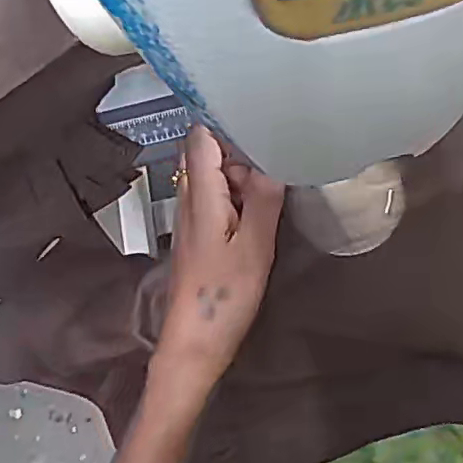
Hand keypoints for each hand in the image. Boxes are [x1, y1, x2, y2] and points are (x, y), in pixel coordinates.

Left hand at [149, 125, 284, 409]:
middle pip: (206, 153)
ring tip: (271, 190)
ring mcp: (191, 218)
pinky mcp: (199, 235)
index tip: (259, 119)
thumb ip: (264, 199)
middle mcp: (189, 199)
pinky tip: (259, 212)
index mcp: (200, 195)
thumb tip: (274, 158)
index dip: (225, 121)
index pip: (200, 137)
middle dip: (240, 151)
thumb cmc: (224, 295)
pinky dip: (237, 197)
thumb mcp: (255, 247)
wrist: (194, 342)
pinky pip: (216, 199)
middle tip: (273, 165)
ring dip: (241, 176)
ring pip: (213, 177)